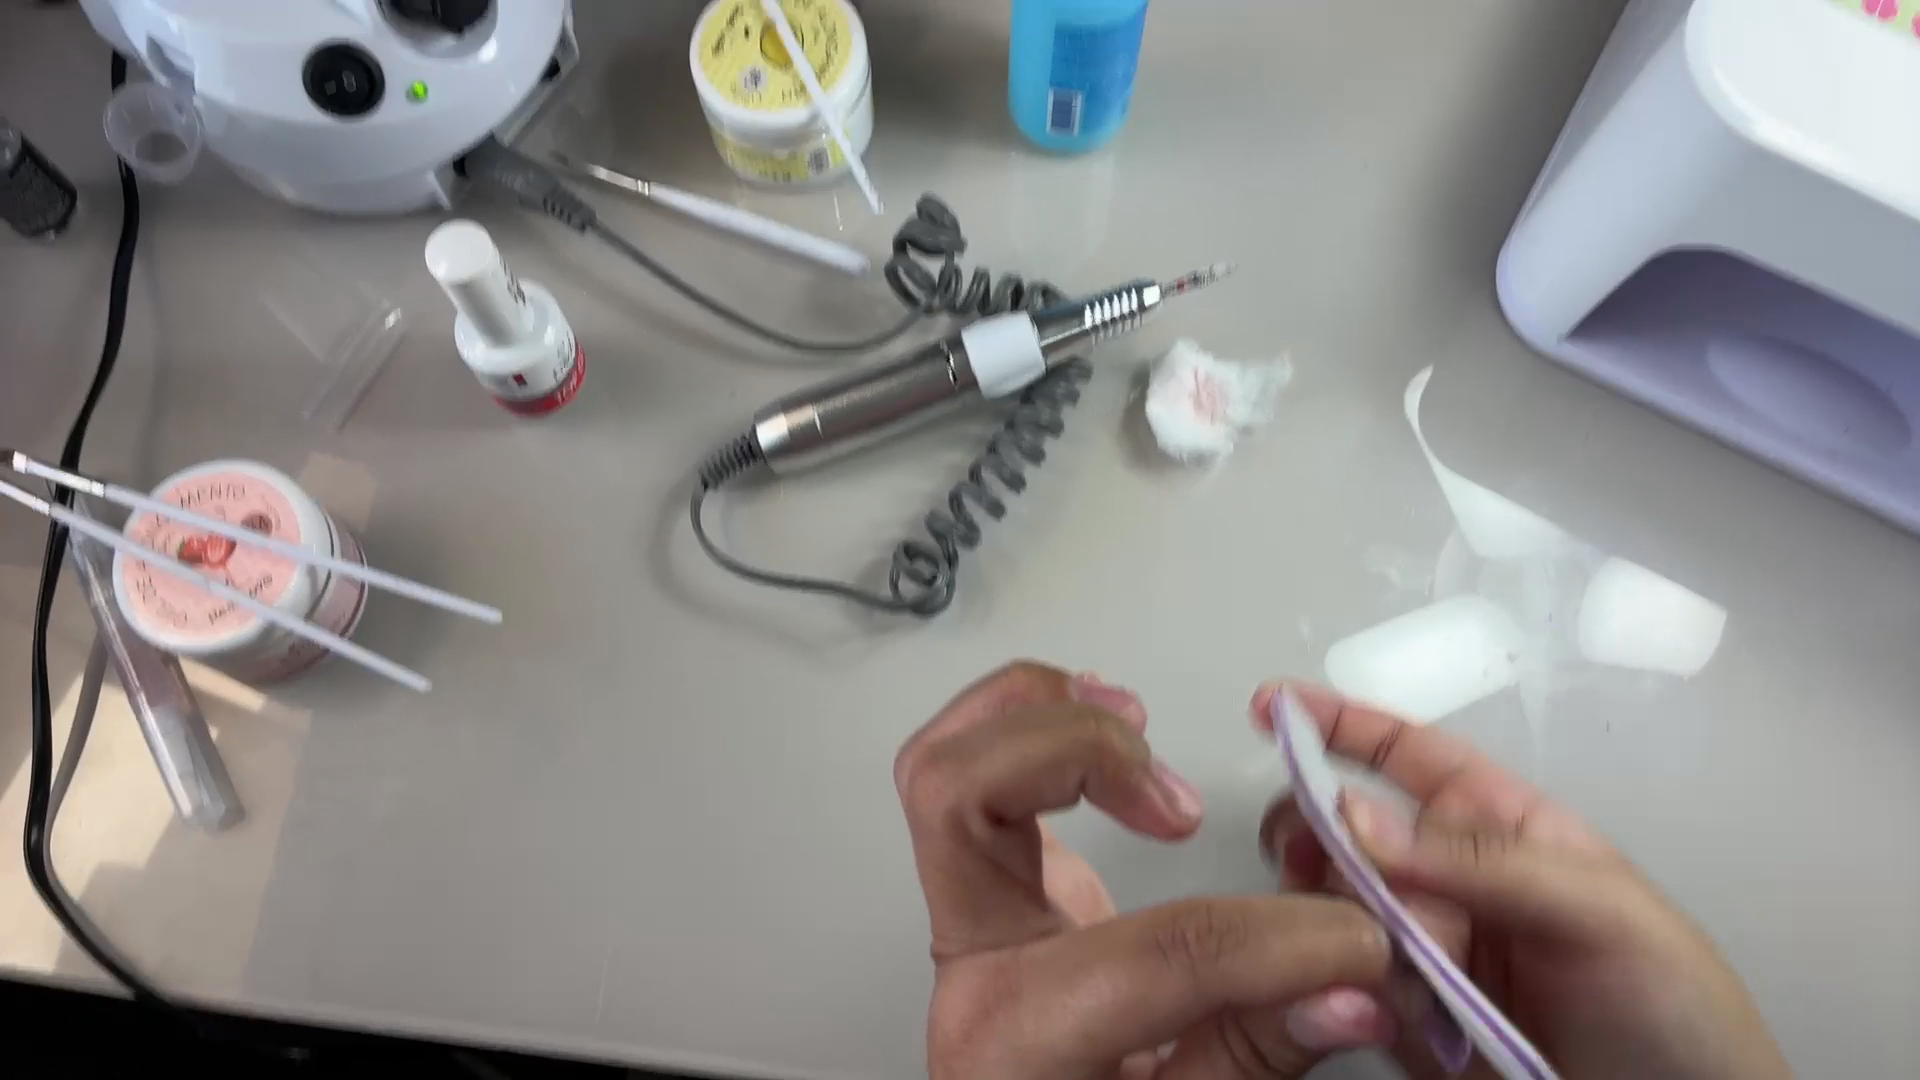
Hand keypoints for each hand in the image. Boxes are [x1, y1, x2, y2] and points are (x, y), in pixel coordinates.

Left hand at [897, 662, 1396, 1079]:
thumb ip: (1255, 1050)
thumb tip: (1352, 984)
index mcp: (1013, 1034)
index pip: (1144, 955)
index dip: (1269, 941)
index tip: (1352, 935)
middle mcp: (966, 943)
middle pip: (955, 792)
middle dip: (1077, 752)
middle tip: (1178, 801)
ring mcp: (960, 888)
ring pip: (942, 756)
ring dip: (1036, 707)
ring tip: (1135, 721)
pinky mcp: (984, 852)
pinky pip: (969, 752)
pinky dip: (1029, 708)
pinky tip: (1102, 709)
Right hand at [1255, 683, 1790, 1079]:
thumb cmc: (1674, 1016)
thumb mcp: (1605, 915)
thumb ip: (1482, 859)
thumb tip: (1353, 814)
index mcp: (1488, 823)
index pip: (1398, 750)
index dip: (1333, 721)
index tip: (1270, 706)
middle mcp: (1433, 869)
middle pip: (1336, 820)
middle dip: (1317, 834)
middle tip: (1321, 867)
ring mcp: (1405, 934)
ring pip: (1320, 890)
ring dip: (1333, 913)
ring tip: (1389, 961)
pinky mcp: (1383, 997)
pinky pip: (1325, 963)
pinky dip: (1330, 970)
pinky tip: (1376, 1000)